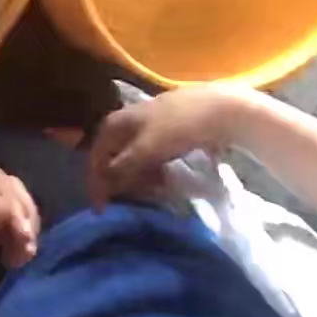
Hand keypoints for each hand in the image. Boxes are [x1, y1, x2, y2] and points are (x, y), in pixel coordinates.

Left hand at [0, 167, 38, 316]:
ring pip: (10, 208)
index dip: (11, 200)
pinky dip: (19, 239)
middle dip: (22, 213)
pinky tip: (18, 259)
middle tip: (27, 248)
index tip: (22, 235)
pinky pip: (7, 228)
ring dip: (24, 227)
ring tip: (23, 257)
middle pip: (5, 188)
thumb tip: (7, 207)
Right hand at [87, 85, 255, 210]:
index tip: (101, 209)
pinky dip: (151, 166)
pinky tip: (165, 174)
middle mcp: (123, 119)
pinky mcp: (166, 125)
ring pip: (131, 154)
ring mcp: (145, 121)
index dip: (96, 184)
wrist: (222, 107)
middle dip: (118, 179)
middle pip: (112, 156)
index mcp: (113, 123)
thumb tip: (102, 185)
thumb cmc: (178, 127)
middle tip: (129, 198)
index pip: (95, 158)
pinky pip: (149, 151)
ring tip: (151, 189)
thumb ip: (121, 168)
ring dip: (137, 174)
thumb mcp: (145, 150)